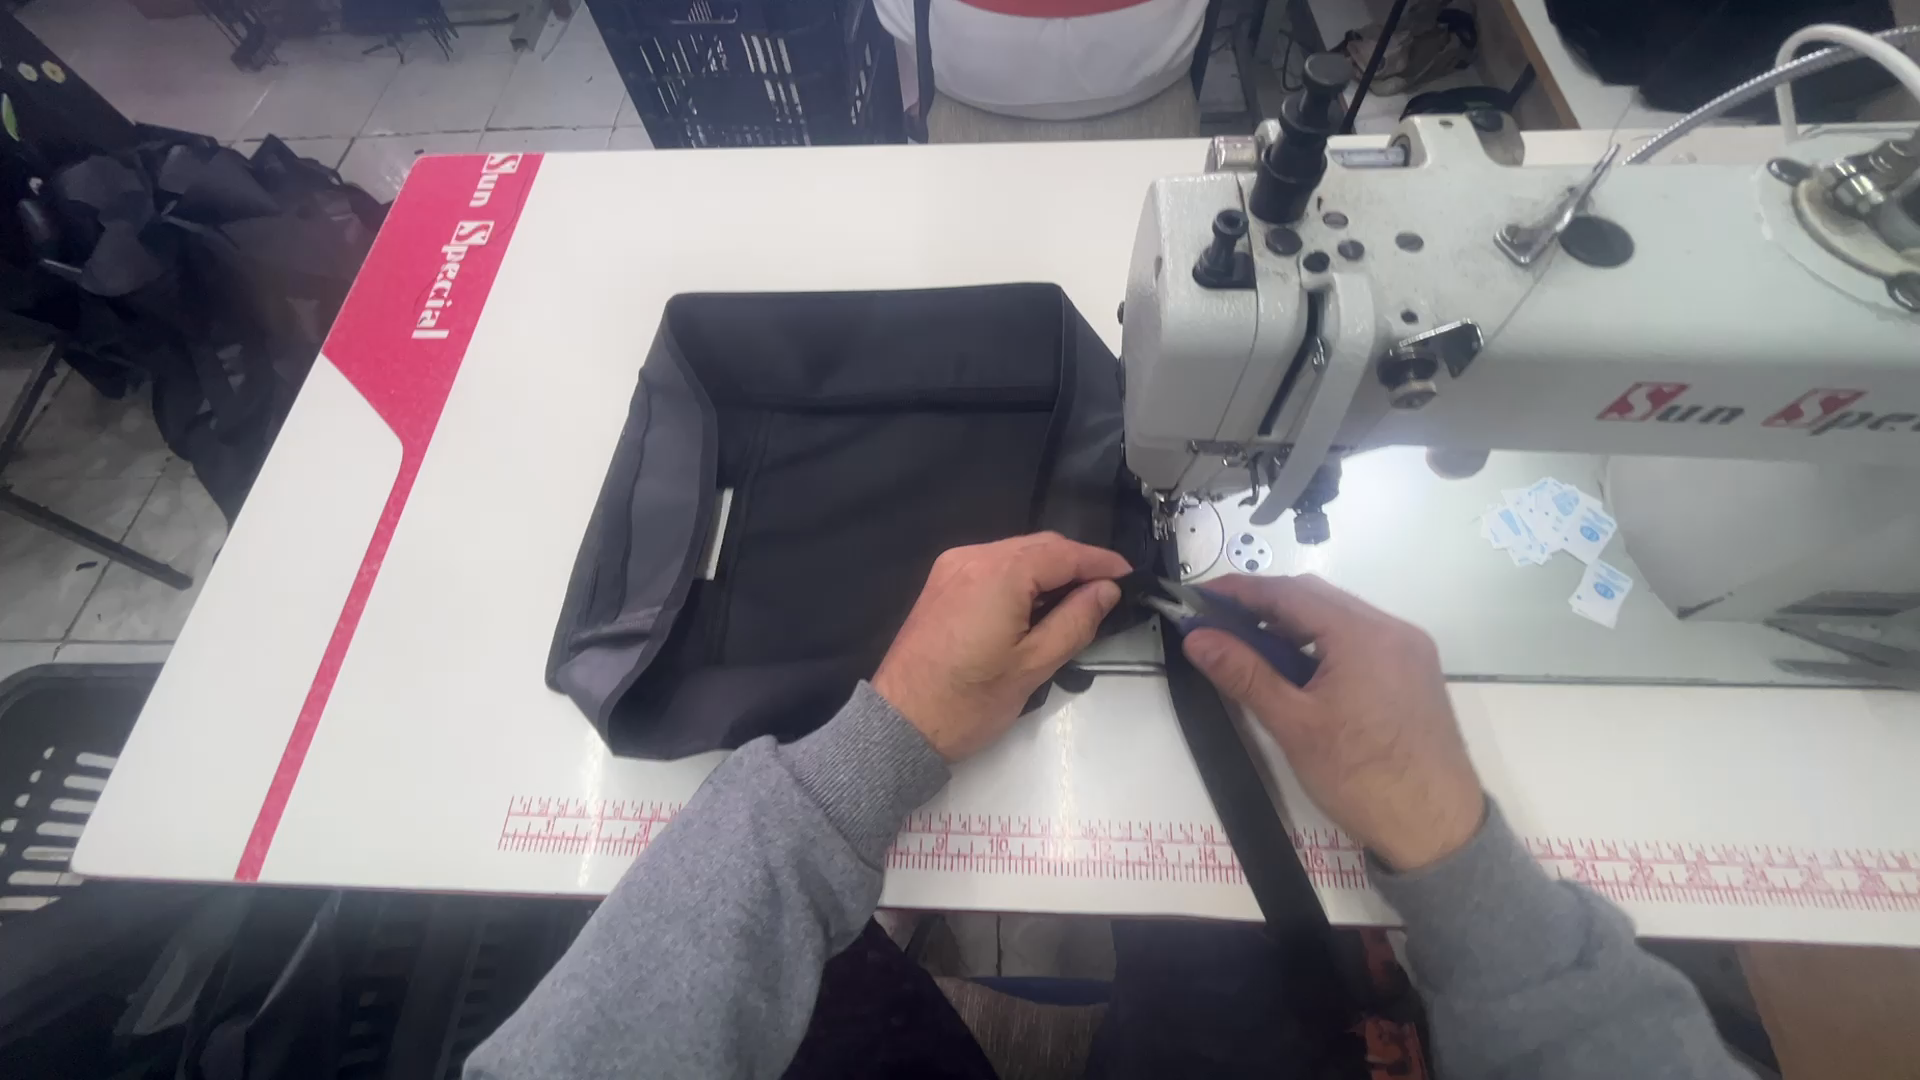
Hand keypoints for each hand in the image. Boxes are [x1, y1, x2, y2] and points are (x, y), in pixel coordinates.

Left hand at [873, 533, 1129, 761]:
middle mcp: (972, 557)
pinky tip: (1037, 604)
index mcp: (997, 573)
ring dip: (1049, 571)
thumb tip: (1107, 590)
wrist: (900, 724)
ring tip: (1078, 602)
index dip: (1101, 563)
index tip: (1130, 578)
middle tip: (1108, 593)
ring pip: (1015, 554)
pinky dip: (1020, 578)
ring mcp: (952, 567)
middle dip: (1076, 565)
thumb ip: (1076, 620)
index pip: (1062, 553)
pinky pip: (992, 566)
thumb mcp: (1034, 666)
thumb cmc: (969, 702)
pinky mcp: (941, 583)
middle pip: (1039, 547)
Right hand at [1181, 575, 1484, 871]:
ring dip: (1289, 622)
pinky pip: (1355, 636)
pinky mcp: (1411, 671)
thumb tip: (1196, 637)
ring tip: (1248, 647)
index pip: (1289, 593)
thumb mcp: (1292, 724)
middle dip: (1262, 603)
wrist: (1439, 834)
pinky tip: (1293, 667)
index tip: (1197, 597)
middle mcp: (1391, 630)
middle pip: (1314, 597)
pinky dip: (1317, 640)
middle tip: (1216, 623)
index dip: (1238, 590)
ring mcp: (1407, 649)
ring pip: (1335, 615)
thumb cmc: (1362, 778)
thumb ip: (1243, 672)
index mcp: (1364, 636)